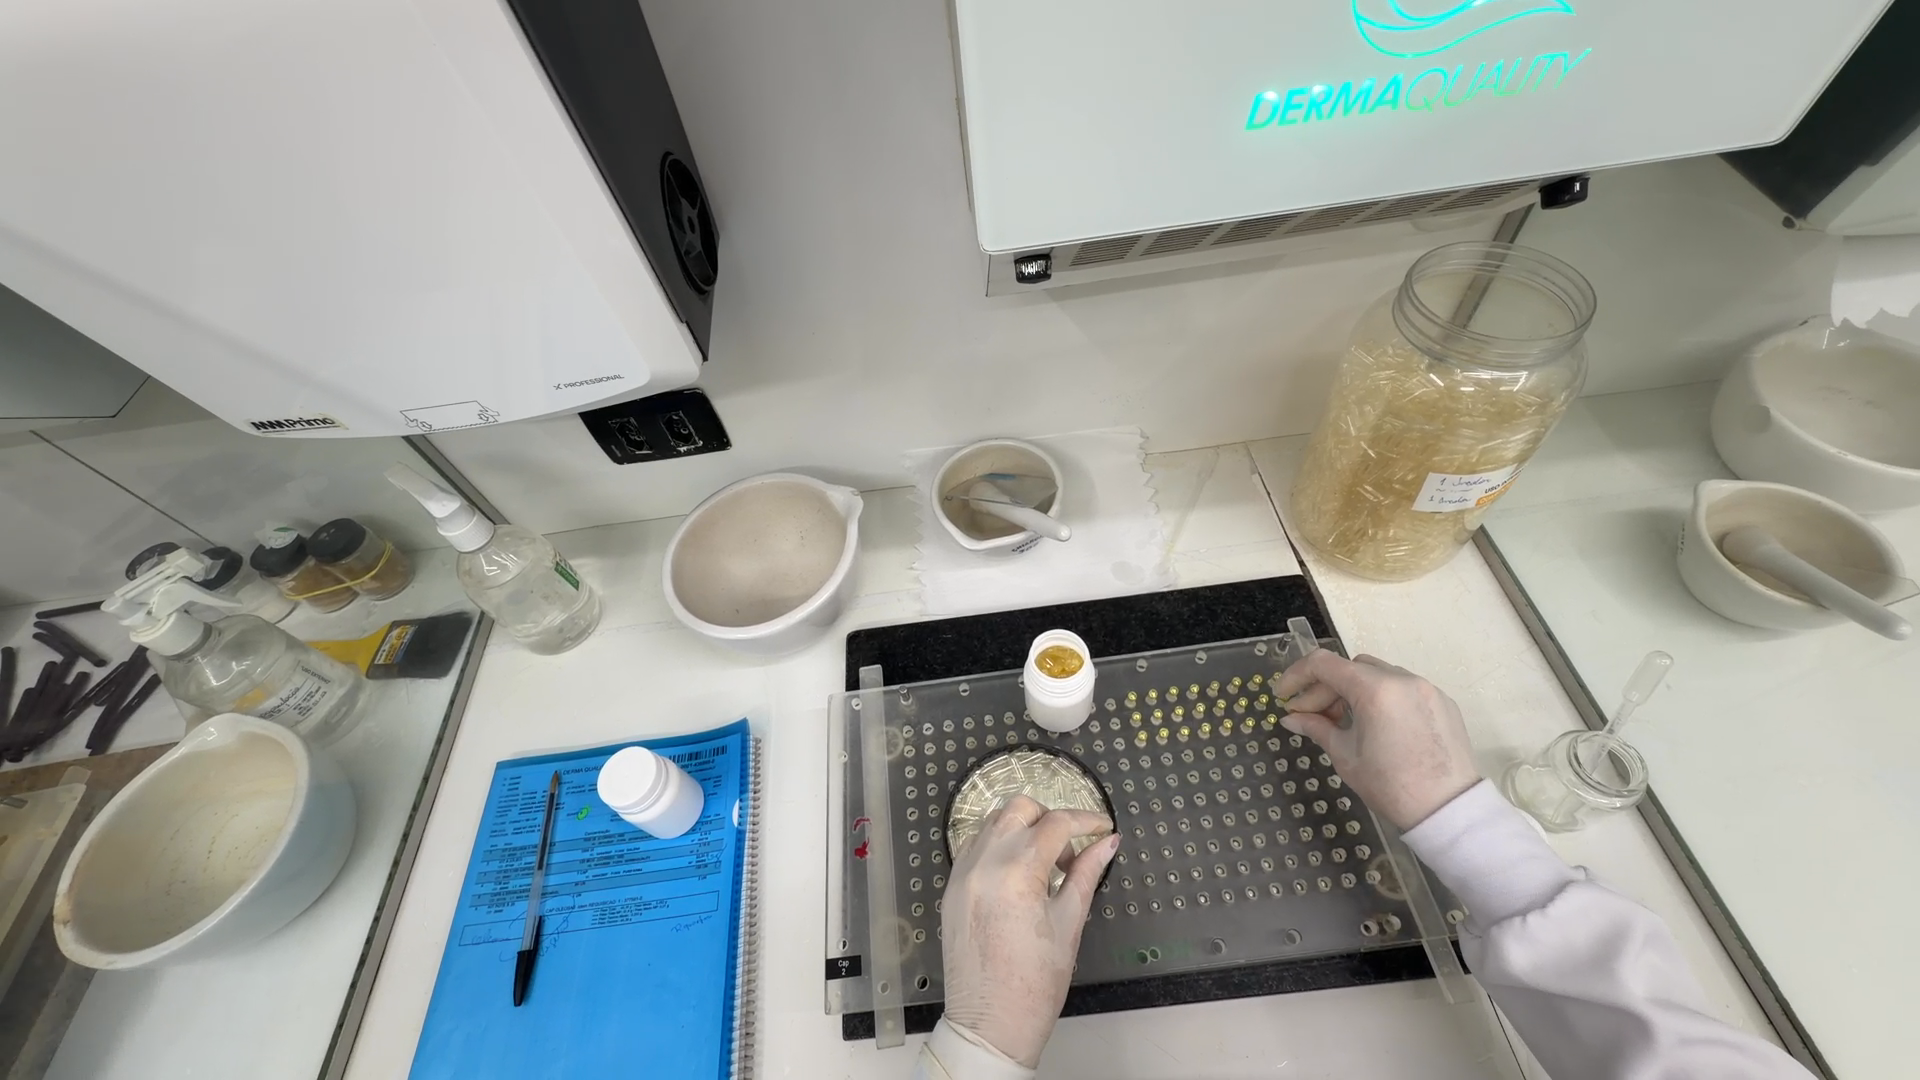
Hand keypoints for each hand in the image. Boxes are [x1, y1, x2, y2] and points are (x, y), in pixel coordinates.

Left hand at [939, 795, 1117, 1068]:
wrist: (989, 1027)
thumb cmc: (1036, 984)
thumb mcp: (1069, 925)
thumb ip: (1087, 874)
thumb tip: (1108, 842)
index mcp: (1018, 871)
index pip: (1056, 824)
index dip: (1085, 820)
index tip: (1103, 828)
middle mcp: (984, 860)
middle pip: (1020, 809)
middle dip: (1050, 819)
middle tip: (1070, 852)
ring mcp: (962, 870)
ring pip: (994, 820)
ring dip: (1023, 827)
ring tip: (1044, 864)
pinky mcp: (951, 884)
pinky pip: (975, 843)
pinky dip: (998, 843)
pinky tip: (1016, 871)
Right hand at [1273, 650, 1479, 829]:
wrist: (1450, 812)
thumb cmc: (1390, 785)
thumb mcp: (1344, 755)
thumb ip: (1316, 727)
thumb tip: (1291, 718)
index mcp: (1375, 689)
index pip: (1323, 664)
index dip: (1296, 676)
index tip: (1282, 696)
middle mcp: (1401, 679)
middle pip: (1348, 668)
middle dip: (1323, 688)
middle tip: (1309, 716)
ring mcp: (1425, 688)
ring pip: (1375, 674)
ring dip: (1351, 690)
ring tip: (1343, 721)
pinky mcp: (1442, 702)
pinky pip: (1400, 687)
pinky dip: (1379, 697)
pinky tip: (1374, 725)